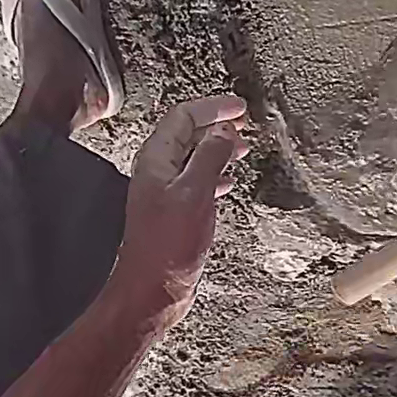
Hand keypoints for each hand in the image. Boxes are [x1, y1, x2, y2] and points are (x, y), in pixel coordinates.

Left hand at [114, 94, 250, 305]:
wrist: (153, 289)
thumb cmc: (167, 247)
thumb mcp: (195, 193)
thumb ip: (210, 157)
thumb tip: (225, 132)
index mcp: (157, 160)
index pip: (183, 116)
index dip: (213, 107)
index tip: (238, 107)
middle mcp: (158, 172)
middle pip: (188, 134)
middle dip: (217, 124)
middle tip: (243, 122)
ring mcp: (165, 192)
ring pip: (194, 157)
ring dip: (218, 148)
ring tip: (242, 147)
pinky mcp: (175, 211)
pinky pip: (197, 180)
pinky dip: (215, 173)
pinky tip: (228, 180)